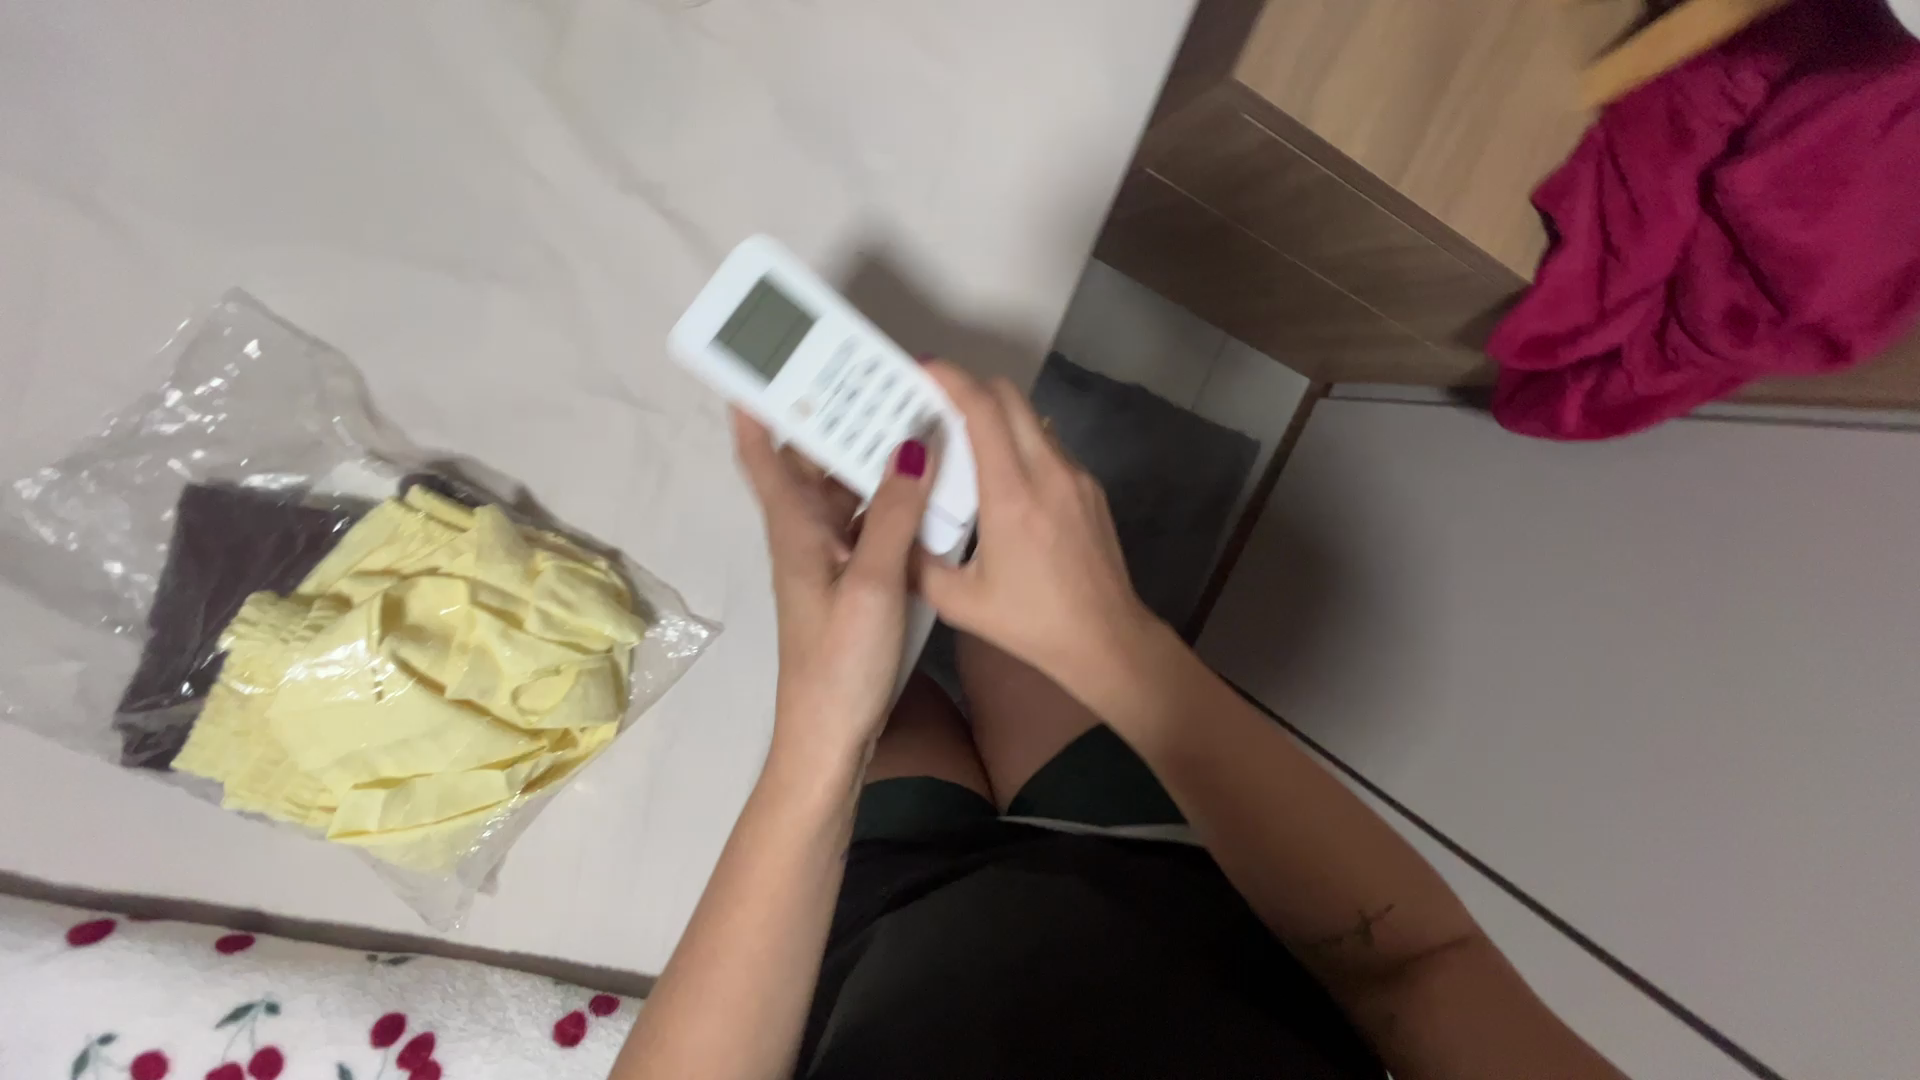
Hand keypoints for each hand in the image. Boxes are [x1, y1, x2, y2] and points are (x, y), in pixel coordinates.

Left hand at [733, 408, 932, 766]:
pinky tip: (927, 488)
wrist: (830, 736)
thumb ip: (893, 514)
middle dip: (837, 421)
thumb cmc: (840, 660)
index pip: (763, 457)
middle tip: (874, 375)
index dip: (757, 409)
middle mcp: (807, 535)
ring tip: (911, 418)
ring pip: (848, 494)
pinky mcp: (855, 581)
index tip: (762, 364)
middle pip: (813, 466)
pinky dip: (893, 502)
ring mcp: (832, 560)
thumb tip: (912, 444)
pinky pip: (871, 525)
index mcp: (795, 529)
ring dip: (871, 460)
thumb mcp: (873, 583)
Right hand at [916, 362, 1158, 694]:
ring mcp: (1076, 476)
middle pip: (1010, 396)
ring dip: (995, 415)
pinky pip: (1048, 445)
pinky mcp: (1090, 487)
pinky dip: (1018, 442)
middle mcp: (1049, 472)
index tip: (921, 370)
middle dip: (970, 386)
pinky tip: (1000, 477)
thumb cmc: (1030, 623)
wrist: (1106, 638)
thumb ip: (914, 563)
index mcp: (1012, 495)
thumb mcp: (959, 602)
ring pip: (1031, 418)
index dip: (950, 378)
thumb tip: (887, 530)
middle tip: (934, 403)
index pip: (983, 410)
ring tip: (963, 440)